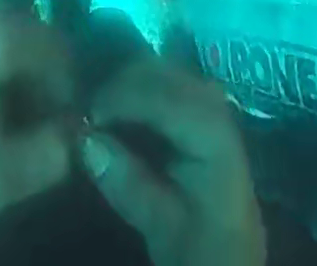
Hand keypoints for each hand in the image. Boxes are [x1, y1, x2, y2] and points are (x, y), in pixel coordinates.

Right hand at [80, 59, 264, 265]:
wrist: (232, 257)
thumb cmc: (202, 245)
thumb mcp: (162, 226)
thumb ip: (126, 183)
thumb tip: (83, 138)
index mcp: (212, 131)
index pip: (162, 96)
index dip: (120, 98)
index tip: (85, 117)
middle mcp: (213, 102)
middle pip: (159, 73)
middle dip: (118, 87)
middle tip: (85, 116)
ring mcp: (208, 98)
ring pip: (157, 69)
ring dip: (124, 85)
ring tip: (97, 115)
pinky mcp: (198, 103)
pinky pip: (161, 80)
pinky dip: (134, 89)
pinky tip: (115, 113)